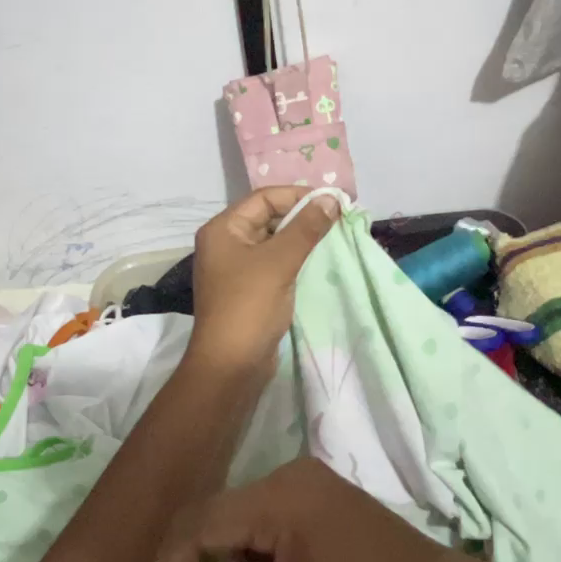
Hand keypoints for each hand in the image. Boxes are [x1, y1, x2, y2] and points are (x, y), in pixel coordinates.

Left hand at [187, 187, 338, 370]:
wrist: (230, 365)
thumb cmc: (249, 306)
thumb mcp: (280, 262)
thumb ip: (306, 228)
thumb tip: (331, 200)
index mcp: (223, 229)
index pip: (264, 198)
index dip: (298, 196)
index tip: (333, 202)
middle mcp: (225, 244)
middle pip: (268, 217)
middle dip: (302, 217)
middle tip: (338, 220)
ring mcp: (235, 268)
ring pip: (273, 242)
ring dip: (301, 239)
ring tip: (333, 238)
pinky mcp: (248, 289)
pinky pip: (274, 264)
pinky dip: (294, 260)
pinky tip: (318, 263)